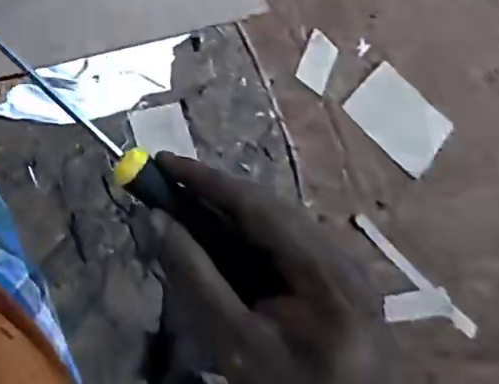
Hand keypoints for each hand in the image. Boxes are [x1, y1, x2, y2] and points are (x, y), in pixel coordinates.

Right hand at [151, 153, 394, 383]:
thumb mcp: (233, 338)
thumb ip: (193, 272)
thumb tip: (151, 215)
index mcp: (325, 274)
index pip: (255, 205)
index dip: (203, 178)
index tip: (159, 159)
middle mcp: (343, 262)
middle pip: (267, 206)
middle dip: (212, 191)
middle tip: (164, 180)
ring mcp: (347, 271)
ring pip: (275, 218)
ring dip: (227, 208)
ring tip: (183, 201)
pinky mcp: (342, 283)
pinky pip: (286, 237)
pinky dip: (246, 228)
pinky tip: (218, 232)